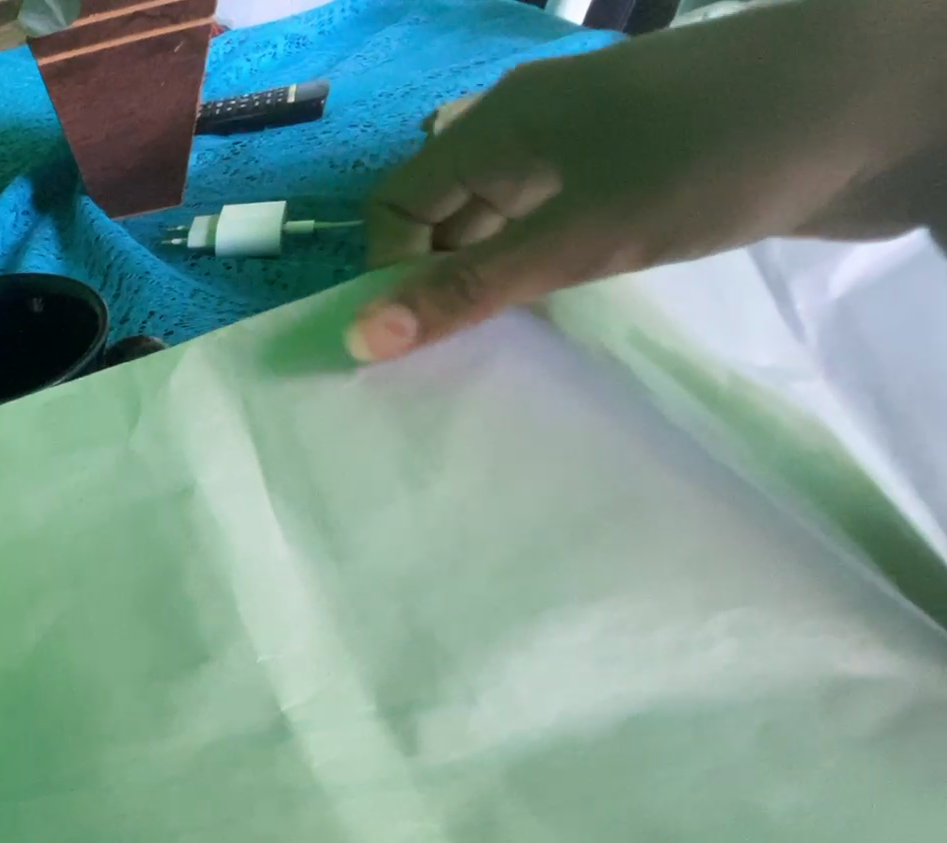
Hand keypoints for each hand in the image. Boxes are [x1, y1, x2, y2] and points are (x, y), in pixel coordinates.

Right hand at [347, 0, 946, 362]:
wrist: (916, 93)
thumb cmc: (725, 154)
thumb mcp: (580, 236)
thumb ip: (464, 291)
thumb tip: (356, 340)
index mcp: (499, 124)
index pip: (397, 205)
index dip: (389, 269)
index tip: (418, 331)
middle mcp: (526, 129)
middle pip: (440, 213)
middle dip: (432, 278)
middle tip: (453, 345)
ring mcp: (580, 146)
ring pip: (492, 220)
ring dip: (482, 276)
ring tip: (498, 332)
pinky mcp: (626, 169)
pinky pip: (544, 221)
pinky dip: (530, 264)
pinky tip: (548, 300)